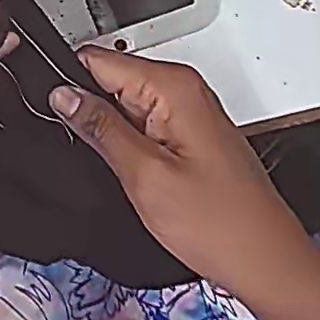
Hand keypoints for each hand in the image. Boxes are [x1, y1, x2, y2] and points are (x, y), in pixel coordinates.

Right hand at [50, 47, 315, 300]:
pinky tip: (132, 170)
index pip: (98, 59)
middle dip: (89, 107)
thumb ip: (99, 127)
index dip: (69, 84)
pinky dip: (128, 141)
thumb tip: (63, 94)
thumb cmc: (219, 223)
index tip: (54, 110)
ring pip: (123, 102)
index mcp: (173, 86)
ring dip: (109, 128)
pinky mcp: (187, 130)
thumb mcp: (145, 175)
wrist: (266, 260)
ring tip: (118, 166)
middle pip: (110, 77)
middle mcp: (183, 88)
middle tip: (90, 149)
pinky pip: (142, 120)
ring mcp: (187, 108)